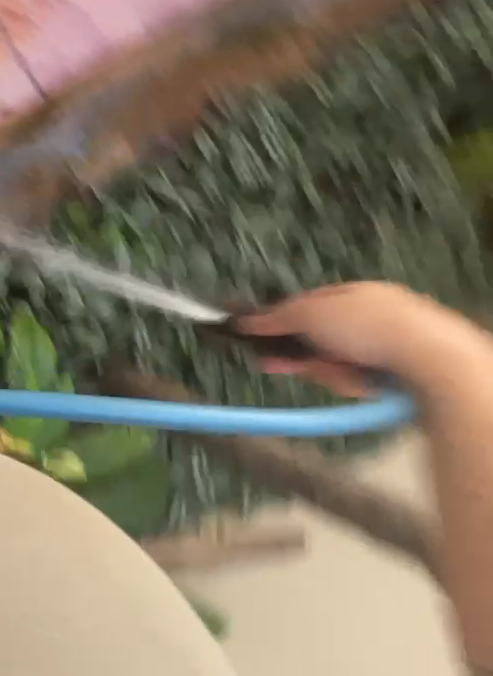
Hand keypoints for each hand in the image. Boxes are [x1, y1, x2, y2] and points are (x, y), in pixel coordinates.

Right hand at [236, 281, 486, 393]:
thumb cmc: (367, 326)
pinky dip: (348, 381)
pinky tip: (354, 383)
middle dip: (295, 352)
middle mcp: (373, 314)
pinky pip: (356, 375)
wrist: (435, 361)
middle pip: (316, 335)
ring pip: (333, 358)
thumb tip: (241, 322)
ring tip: (330, 375)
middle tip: (272, 364)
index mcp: (357, 292)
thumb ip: (273, 317)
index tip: (255, 336)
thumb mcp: (308, 314)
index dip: (278, 318)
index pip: (305, 302)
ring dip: (321, 369)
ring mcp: (388, 342)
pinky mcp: (398, 369)